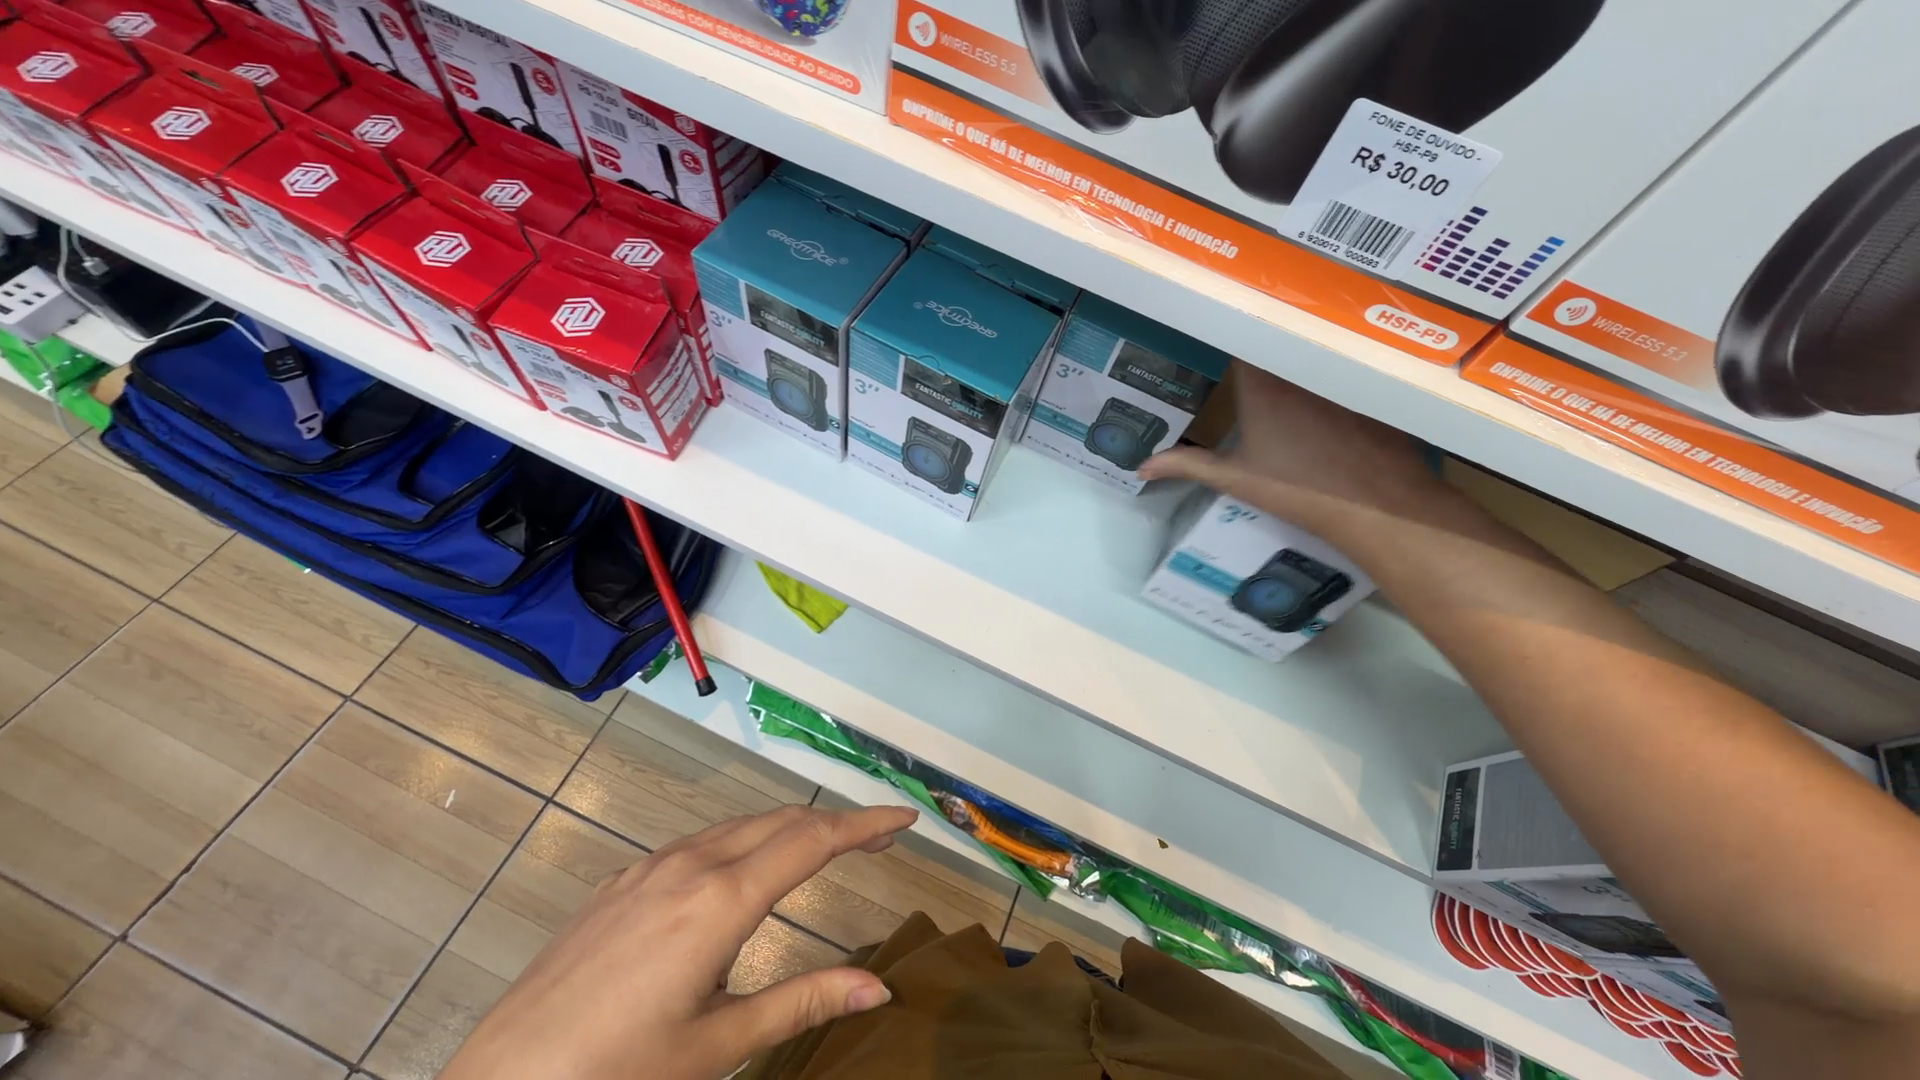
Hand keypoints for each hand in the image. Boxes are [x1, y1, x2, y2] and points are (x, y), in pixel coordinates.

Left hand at [441, 803, 919, 1079]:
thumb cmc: (618, 1070)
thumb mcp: (719, 1044)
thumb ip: (802, 1002)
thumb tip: (879, 988)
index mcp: (721, 901)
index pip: (812, 842)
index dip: (864, 826)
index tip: (905, 819)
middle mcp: (689, 866)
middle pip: (779, 821)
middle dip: (835, 822)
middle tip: (879, 837)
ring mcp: (648, 868)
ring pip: (737, 825)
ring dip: (788, 827)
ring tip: (822, 847)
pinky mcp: (620, 882)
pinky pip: (698, 842)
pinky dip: (742, 839)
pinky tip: (740, 868)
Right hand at [1141, 361, 1454, 538]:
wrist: (1377, 504)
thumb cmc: (1298, 489)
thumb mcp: (1236, 478)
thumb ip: (1187, 465)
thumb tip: (1142, 467)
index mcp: (1263, 385)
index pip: (1241, 339)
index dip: (1229, 332)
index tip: (1214, 330)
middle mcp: (1301, 370)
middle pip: (1278, 342)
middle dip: (1261, 343)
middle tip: (1242, 348)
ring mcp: (1339, 376)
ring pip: (1312, 352)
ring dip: (1297, 354)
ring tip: (1280, 360)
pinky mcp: (1371, 388)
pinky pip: (1345, 367)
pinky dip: (1334, 369)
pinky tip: (1328, 386)